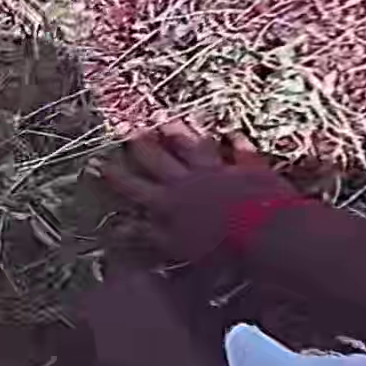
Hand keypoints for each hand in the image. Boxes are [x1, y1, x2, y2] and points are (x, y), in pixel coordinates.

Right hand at [99, 121, 297, 261]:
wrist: (265, 230)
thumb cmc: (216, 245)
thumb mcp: (174, 246)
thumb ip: (147, 233)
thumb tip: (117, 228)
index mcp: (167, 201)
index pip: (134, 186)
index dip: (116, 175)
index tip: (100, 162)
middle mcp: (187, 181)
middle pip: (160, 160)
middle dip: (142, 145)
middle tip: (128, 128)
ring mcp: (217, 172)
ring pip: (194, 148)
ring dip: (181, 134)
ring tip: (169, 119)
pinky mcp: (247, 169)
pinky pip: (239, 152)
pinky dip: (235, 143)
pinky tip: (231, 133)